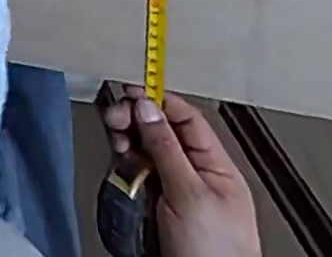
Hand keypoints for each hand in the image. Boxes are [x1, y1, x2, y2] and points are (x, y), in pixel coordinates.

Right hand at [101, 88, 260, 256]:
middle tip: (116, 117)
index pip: (186, 119)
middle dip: (135, 118)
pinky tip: (118, 158)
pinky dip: (122, 160)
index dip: (159, 100)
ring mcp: (170, 188)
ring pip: (143, 148)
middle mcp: (192, 173)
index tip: (133, 91)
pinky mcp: (151, 202)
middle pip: (160, 130)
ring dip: (126, 138)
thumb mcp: (190, 196)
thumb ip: (166, 147)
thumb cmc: (214, 256)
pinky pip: (133, 170)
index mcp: (215, 168)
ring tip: (116, 139)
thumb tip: (146, 106)